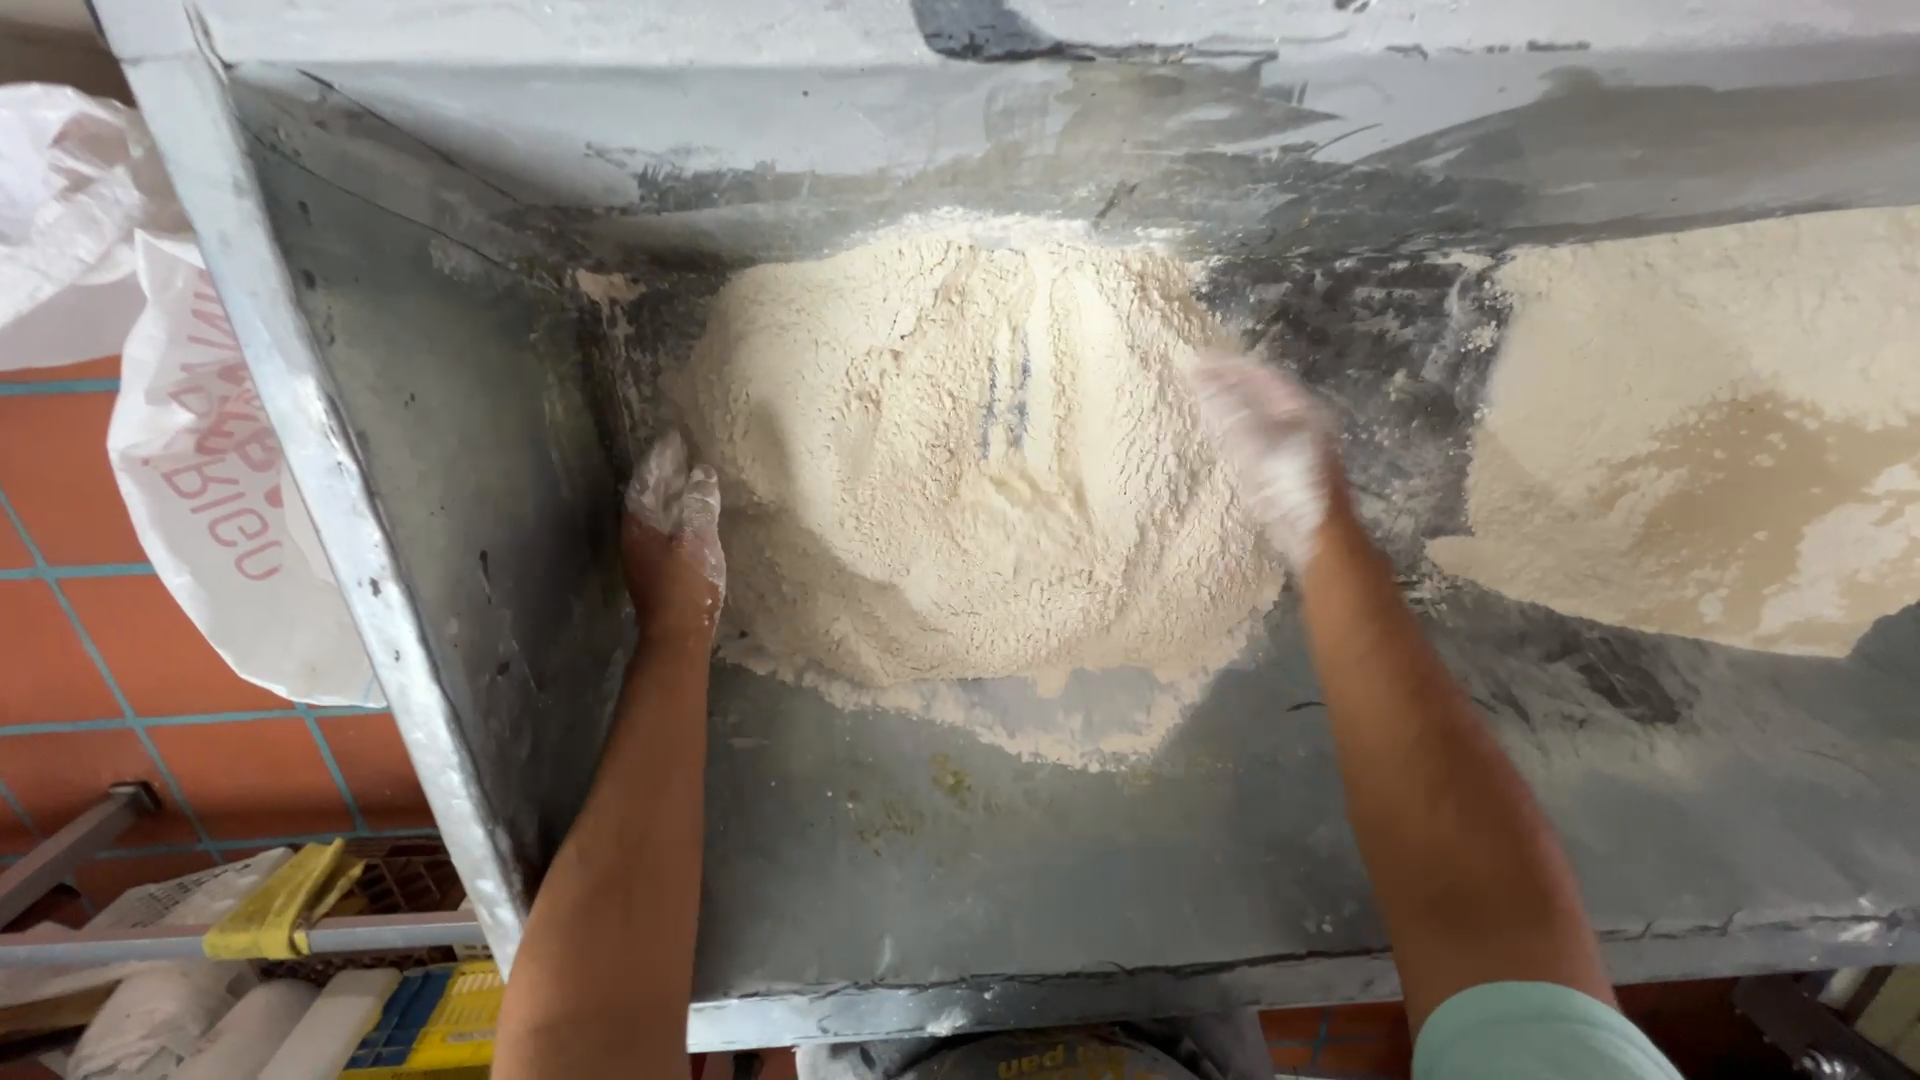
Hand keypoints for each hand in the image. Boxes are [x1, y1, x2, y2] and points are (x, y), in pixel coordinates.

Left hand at [623, 431, 724, 641]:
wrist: (677, 636)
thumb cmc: (687, 586)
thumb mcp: (698, 541)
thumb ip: (700, 505)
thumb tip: (702, 473)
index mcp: (640, 524)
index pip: (647, 479)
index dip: (661, 458)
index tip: (675, 438)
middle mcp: (635, 536)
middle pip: (648, 495)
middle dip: (665, 474)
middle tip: (684, 453)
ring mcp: (643, 555)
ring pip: (655, 513)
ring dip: (670, 494)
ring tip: (690, 479)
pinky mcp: (656, 570)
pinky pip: (664, 529)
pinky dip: (676, 514)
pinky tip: (691, 517)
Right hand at [1187, 349, 1344, 567]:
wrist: (1317, 533)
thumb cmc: (1293, 485)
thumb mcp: (1260, 443)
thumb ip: (1230, 410)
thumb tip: (1203, 378)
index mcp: (1300, 409)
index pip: (1261, 376)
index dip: (1230, 365)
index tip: (1200, 359)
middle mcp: (1299, 422)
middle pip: (1259, 393)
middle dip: (1228, 382)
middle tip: (1196, 374)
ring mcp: (1292, 445)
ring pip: (1256, 415)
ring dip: (1229, 404)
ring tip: (1202, 396)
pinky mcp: (1282, 467)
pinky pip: (1253, 438)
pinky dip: (1231, 429)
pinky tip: (1218, 433)